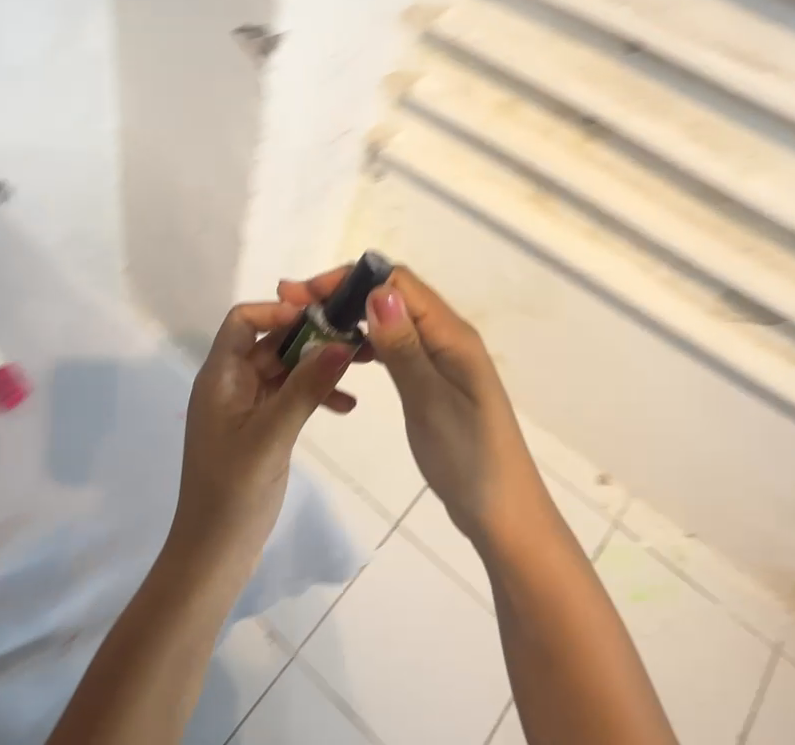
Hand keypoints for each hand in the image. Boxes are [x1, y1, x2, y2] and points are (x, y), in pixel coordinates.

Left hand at [171, 302, 356, 563]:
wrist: (214, 551)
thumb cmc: (232, 489)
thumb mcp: (272, 434)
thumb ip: (305, 388)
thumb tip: (340, 343)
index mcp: (219, 376)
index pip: (243, 321)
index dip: (278, 311)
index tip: (321, 316)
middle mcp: (230, 384)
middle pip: (269, 343)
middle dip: (309, 338)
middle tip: (355, 339)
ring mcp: (246, 408)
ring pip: (284, 370)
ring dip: (317, 367)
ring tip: (360, 368)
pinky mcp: (261, 429)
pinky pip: (289, 398)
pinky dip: (314, 396)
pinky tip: (345, 406)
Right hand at [278, 266, 542, 541]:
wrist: (503, 513)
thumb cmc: (468, 459)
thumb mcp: (430, 402)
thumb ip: (404, 347)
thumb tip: (379, 291)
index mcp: (451, 335)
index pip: (396, 282)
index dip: (348, 280)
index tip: (303, 295)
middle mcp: (446, 337)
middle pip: (390, 295)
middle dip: (341, 294)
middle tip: (292, 308)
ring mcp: (439, 359)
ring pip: (389, 320)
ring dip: (350, 317)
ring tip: (307, 328)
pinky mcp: (431, 381)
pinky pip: (393, 347)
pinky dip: (364, 344)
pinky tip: (341, 356)